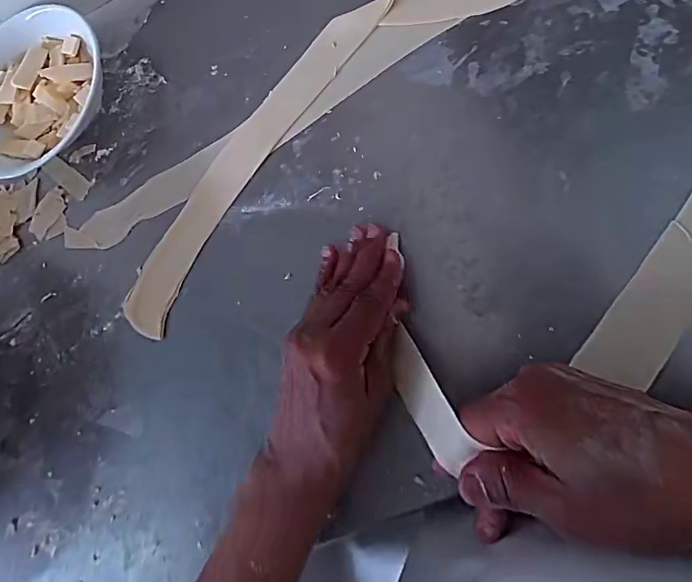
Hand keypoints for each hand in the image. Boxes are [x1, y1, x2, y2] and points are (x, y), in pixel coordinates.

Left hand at [261, 224, 406, 497]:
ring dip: (348, 258)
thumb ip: (384, 344)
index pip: (368, 305)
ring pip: (330, 288)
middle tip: (381, 231)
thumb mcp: (375, 394)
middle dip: (367, 257)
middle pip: (348, 289)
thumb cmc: (343, 437)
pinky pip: (315, 298)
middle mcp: (314, 336)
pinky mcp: (294, 335)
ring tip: (360, 233)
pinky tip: (332, 254)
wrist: (297, 460)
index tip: (397, 252)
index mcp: (337, 353)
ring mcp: (300, 333)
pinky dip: (325, 274)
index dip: (386, 277)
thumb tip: (395, 306)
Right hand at [456, 364, 691, 551]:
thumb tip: (474, 479)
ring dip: (521, 458)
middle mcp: (539, 381)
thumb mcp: (559, 508)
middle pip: (491, 422)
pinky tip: (568, 477)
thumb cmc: (645, 487)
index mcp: (522, 403)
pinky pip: (546, 411)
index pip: (464, 427)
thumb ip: (504, 487)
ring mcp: (564, 380)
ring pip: (519, 419)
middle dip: (494, 469)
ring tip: (547, 503)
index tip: (472, 496)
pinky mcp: (585, 387)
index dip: (463, 468)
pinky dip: (546, 443)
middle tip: (506, 516)